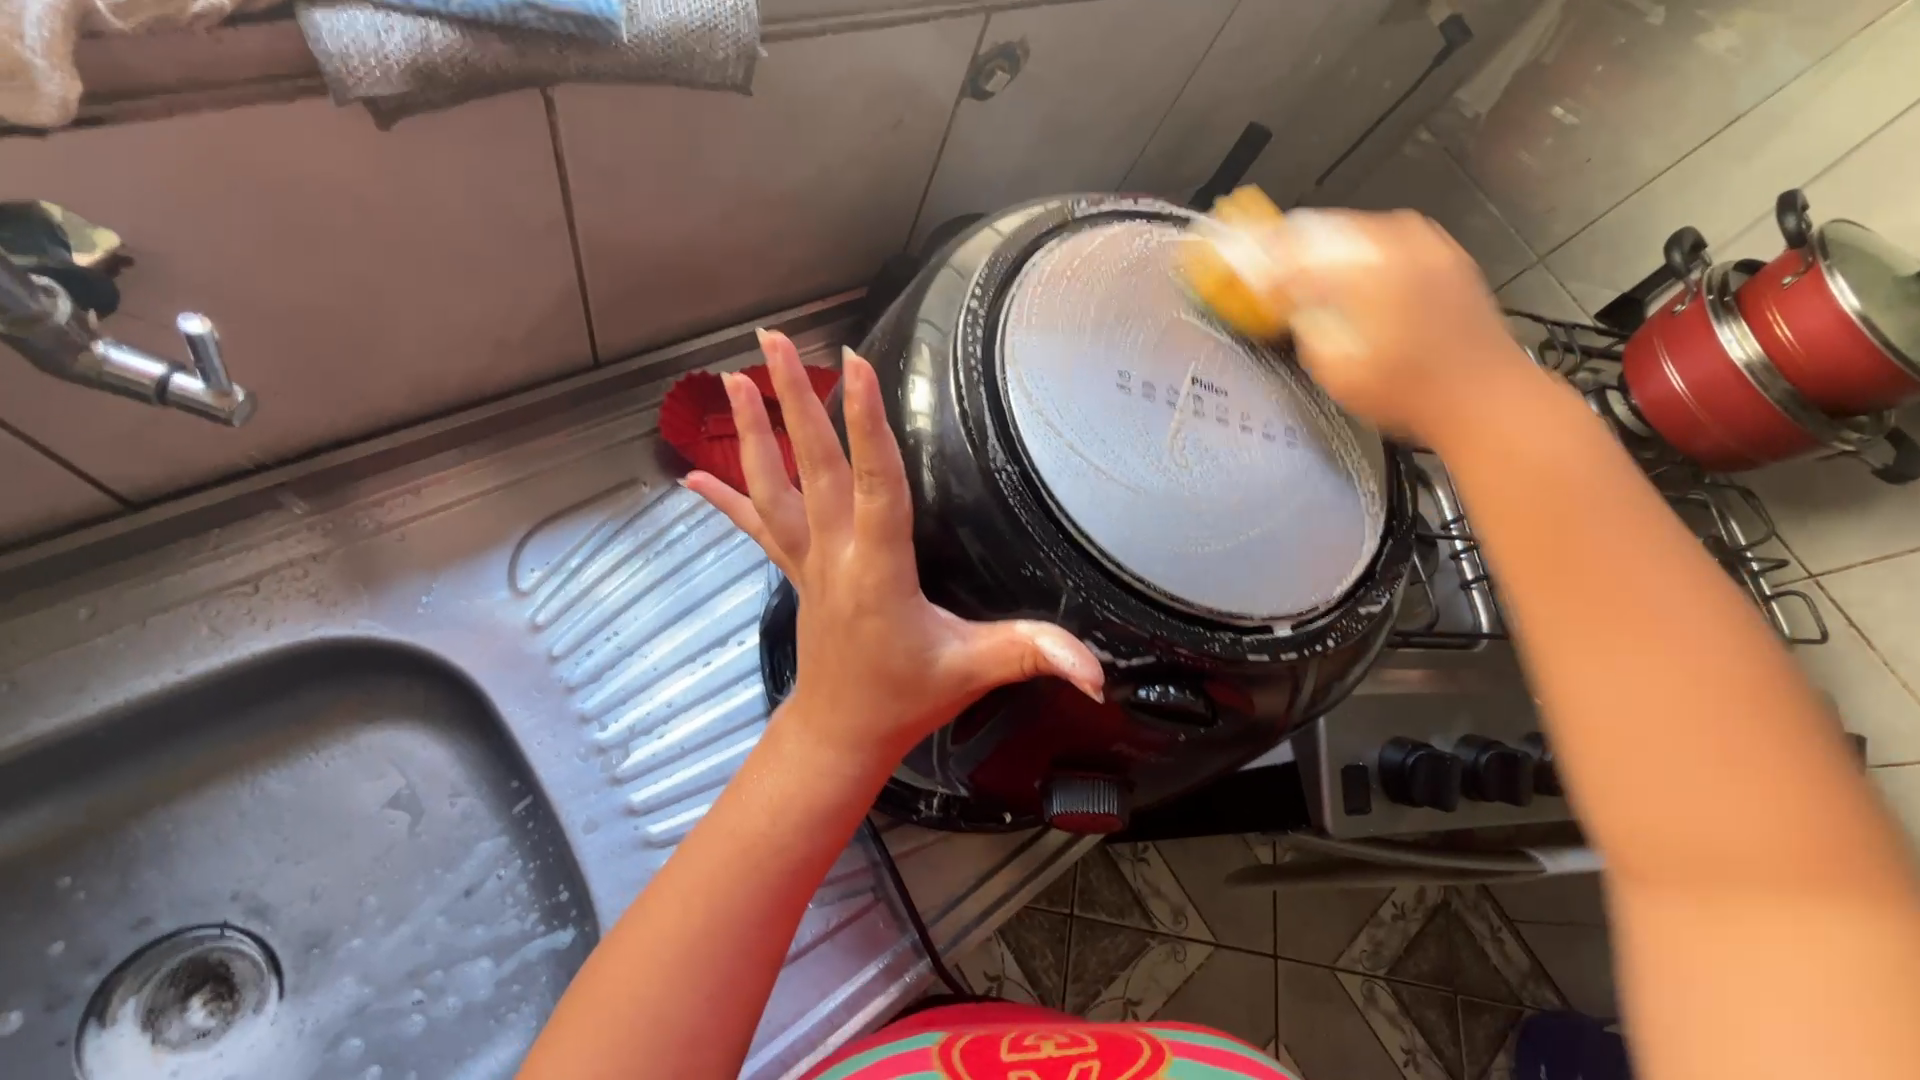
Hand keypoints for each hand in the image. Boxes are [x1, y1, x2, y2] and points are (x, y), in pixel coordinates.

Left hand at [683, 330, 1104, 766]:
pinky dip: (725, 500)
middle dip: (795, 400)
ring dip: (751, 432)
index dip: (869, 423)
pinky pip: (757, 527)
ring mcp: (807, 561)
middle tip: (773, 340)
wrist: (841, 734)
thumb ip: (1032, 656)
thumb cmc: (905, 700)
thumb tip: (1095, 670)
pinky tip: (691, 476)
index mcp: (879, 568)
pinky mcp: (797, 571)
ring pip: (774, 488)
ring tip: (730, 378)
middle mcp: (835, 554)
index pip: (876, 484)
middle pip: (813, 467)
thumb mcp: (973, 672)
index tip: (857, 364)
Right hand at [1257, 209, 1549, 447]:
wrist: (1485, 397)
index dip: (1261, 265)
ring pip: (1361, 229)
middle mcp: (1394, 243)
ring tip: (1310, 267)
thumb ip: (1307, 326)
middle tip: (1270, 267)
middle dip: (1293, 247)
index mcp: (1361, 270)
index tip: (1242, 276)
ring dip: (1331, 244)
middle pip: (1326, 230)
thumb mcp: (1337, 369)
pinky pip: (1394, 237)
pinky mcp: (1448, 256)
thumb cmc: (1405, 391)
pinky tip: (1359, 273)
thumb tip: (1290, 304)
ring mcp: (1427, 245)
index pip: (1291, 255)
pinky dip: (1367, 249)